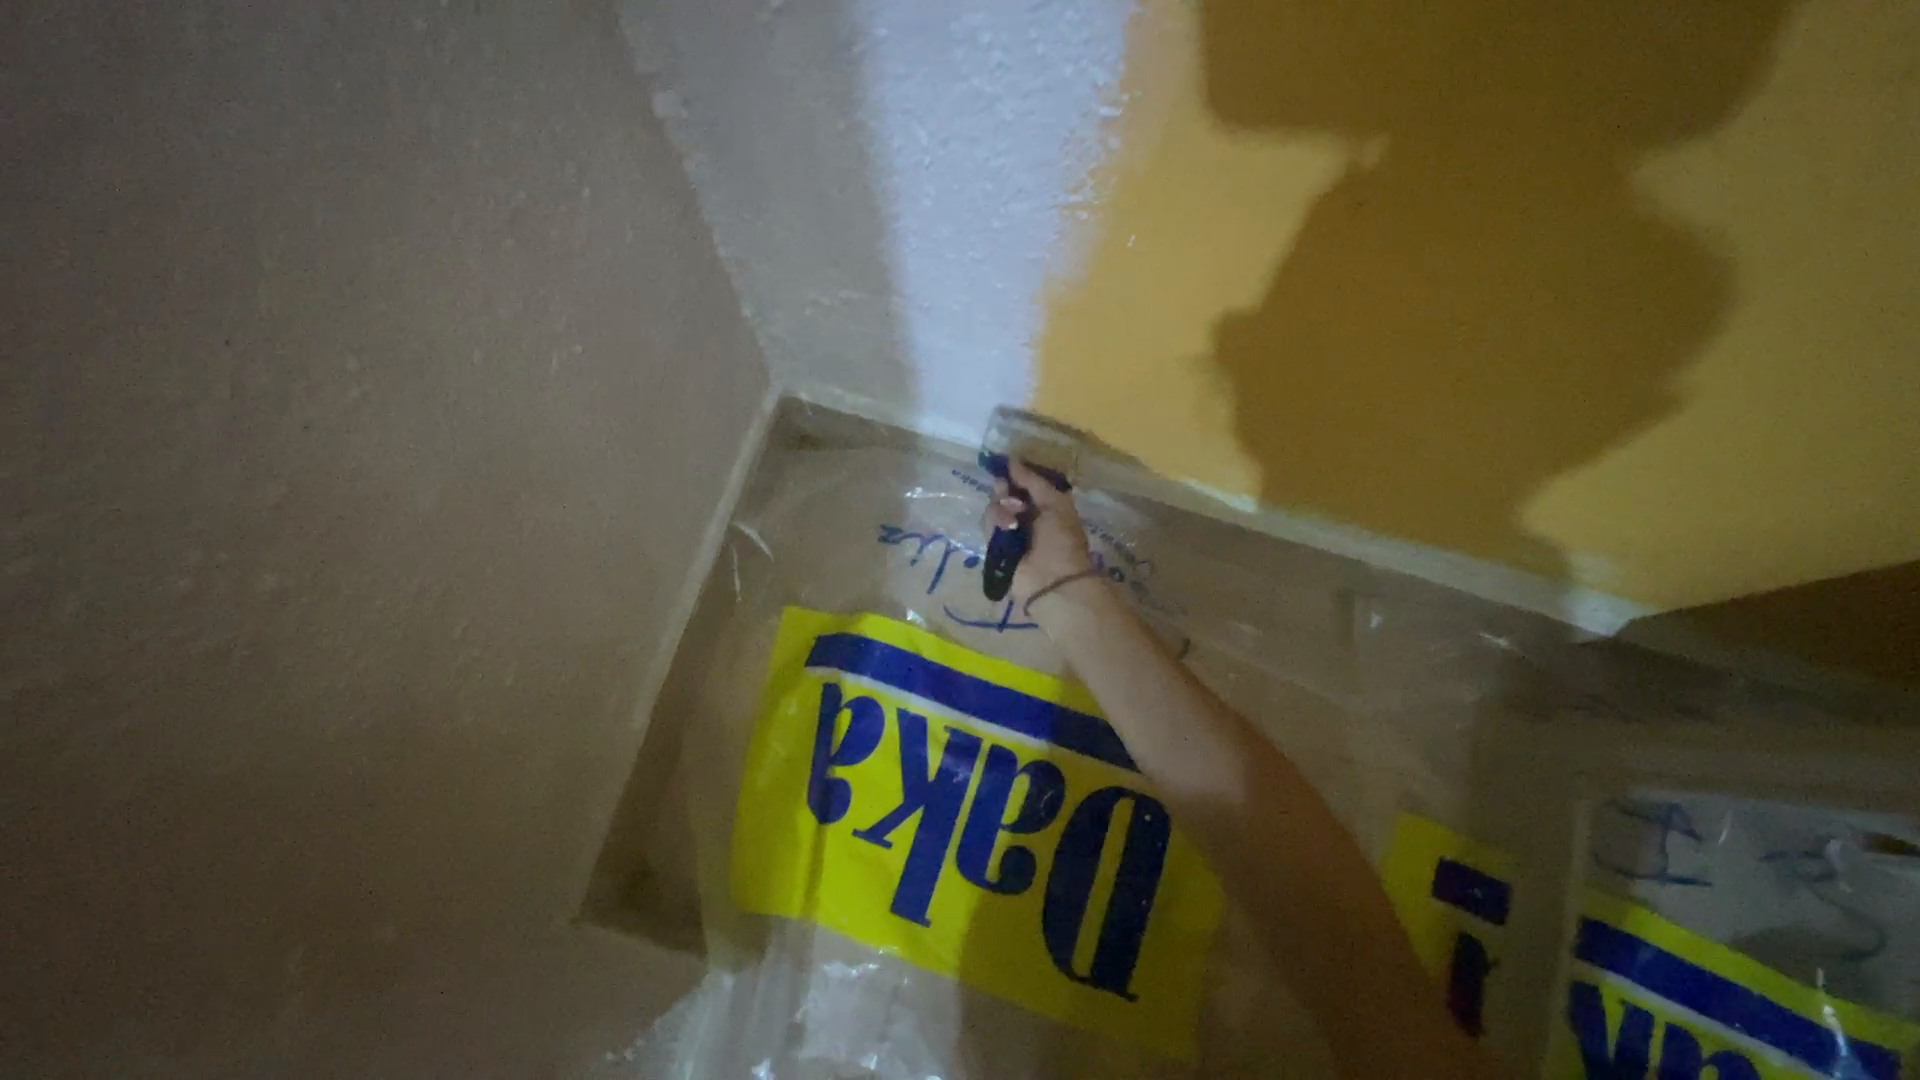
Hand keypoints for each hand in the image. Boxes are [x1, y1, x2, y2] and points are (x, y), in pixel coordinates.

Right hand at [984, 459, 1098, 618]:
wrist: (1052, 580)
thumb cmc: (1061, 539)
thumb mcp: (1055, 503)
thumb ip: (1033, 481)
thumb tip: (1011, 461)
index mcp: (1046, 507)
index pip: (1025, 484)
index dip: (1016, 475)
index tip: (1006, 465)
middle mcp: (1028, 518)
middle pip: (1006, 494)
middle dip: (1005, 490)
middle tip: (1007, 493)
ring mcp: (1011, 533)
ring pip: (995, 508)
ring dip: (1002, 509)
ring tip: (1012, 520)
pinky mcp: (995, 547)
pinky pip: (988, 525)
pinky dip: (995, 523)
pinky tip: (1006, 529)